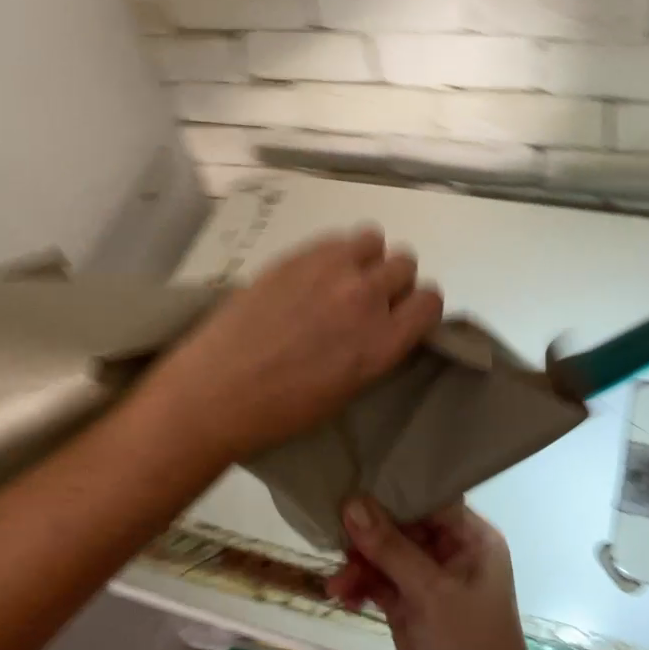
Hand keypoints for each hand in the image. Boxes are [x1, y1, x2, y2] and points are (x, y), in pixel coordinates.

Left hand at [137, 228, 443, 465]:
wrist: (218, 390)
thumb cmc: (283, 410)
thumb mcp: (349, 388)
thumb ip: (376, 349)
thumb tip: (384, 327)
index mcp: (383, 342)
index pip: (430, 301)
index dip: (418, 307)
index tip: (402, 315)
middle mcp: (365, 298)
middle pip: (404, 264)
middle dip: (391, 281)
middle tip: (365, 300)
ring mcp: (329, 271)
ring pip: (373, 239)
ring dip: (365, 257)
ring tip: (340, 280)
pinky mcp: (295, 256)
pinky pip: (334, 239)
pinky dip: (332, 253)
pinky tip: (309, 277)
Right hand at [326, 498, 547, 649]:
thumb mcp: (430, 594)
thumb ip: (389, 547)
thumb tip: (352, 502)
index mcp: (473, 539)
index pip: (430, 498)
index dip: (392, 490)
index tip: (352, 481)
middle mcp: (452, 553)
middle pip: (403, 525)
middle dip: (368, 532)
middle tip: (333, 536)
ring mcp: (430, 582)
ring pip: (386, 555)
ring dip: (359, 564)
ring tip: (336, 583)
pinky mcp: (411, 609)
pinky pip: (380, 584)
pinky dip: (360, 587)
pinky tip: (340, 596)